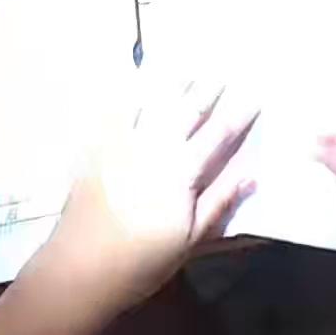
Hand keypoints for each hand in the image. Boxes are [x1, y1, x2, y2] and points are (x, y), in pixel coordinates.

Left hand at [26, 81, 257, 317]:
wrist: (83, 264)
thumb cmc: (142, 260)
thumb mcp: (190, 239)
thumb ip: (218, 202)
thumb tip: (250, 174)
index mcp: (182, 172)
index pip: (217, 137)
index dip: (237, 117)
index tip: (252, 97)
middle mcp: (156, 149)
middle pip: (187, 113)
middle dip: (206, 91)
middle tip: (221, 72)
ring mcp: (126, 144)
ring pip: (155, 107)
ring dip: (173, 87)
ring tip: (187, 70)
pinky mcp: (101, 147)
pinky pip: (119, 114)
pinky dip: (131, 96)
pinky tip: (138, 84)